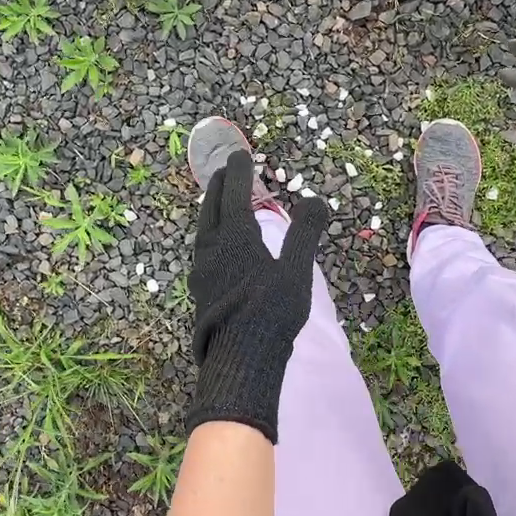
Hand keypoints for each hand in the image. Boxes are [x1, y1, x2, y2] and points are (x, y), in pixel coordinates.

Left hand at [187, 150, 326, 442]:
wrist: (238, 360)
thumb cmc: (271, 312)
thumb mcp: (295, 271)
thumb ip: (305, 234)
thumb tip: (316, 199)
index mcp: (235, 237)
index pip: (234, 194)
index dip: (238, 172)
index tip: (240, 154)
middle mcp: (212, 249)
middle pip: (211, 208)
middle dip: (217, 187)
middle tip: (222, 172)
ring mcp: (201, 271)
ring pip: (202, 230)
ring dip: (209, 211)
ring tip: (216, 205)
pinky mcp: (200, 291)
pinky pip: (202, 250)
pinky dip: (209, 235)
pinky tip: (214, 249)